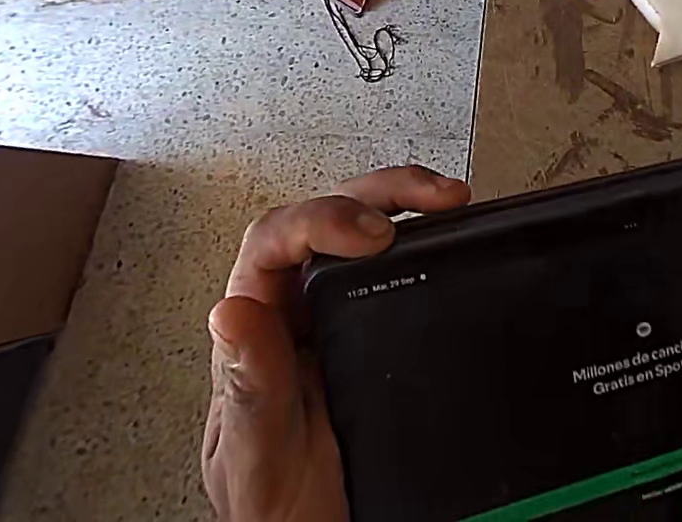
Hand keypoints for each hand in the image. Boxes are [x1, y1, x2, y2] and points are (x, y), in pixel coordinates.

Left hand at [203, 165, 471, 521]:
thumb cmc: (289, 503)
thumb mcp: (262, 461)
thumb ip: (250, 392)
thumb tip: (231, 312)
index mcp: (260, 325)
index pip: (275, 240)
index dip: (324, 221)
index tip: (377, 237)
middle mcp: (297, 301)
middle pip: (330, 209)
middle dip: (385, 191)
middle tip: (437, 198)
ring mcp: (341, 299)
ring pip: (365, 215)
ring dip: (409, 195)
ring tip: (451, 198)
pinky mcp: (382, 305)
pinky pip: (400, 247)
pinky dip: (427, 226)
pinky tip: (450, 225)